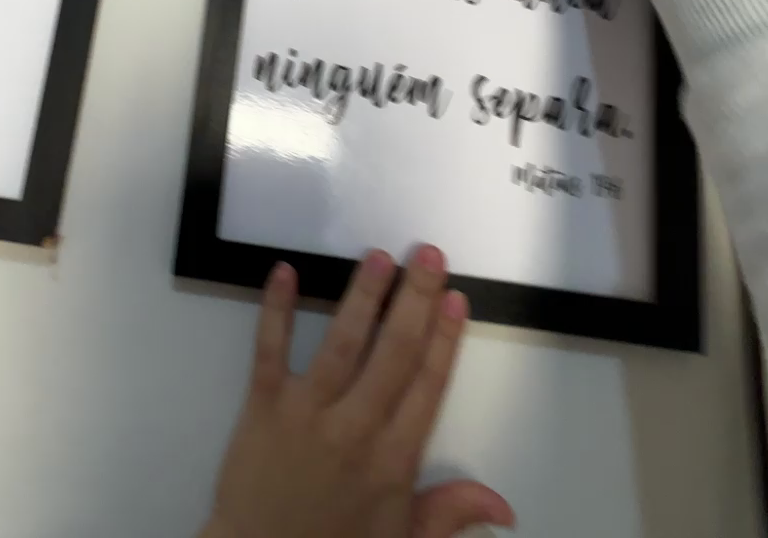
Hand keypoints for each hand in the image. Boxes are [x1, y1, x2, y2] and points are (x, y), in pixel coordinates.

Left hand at [200, 248, 513, 537]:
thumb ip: (448, 514)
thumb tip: (504, 503)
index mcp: (393, 460)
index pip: (427, 387)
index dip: (445, 340)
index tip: (457, 298)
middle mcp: (356, 428)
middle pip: (394, 354)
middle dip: (415, 301)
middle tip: (429, 256)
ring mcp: (307, 411)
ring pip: (341, 344)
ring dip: (362, 298)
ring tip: (379, 257)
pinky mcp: (263, 403)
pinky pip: (269, 349)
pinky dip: (275, 310)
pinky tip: (283, 271)